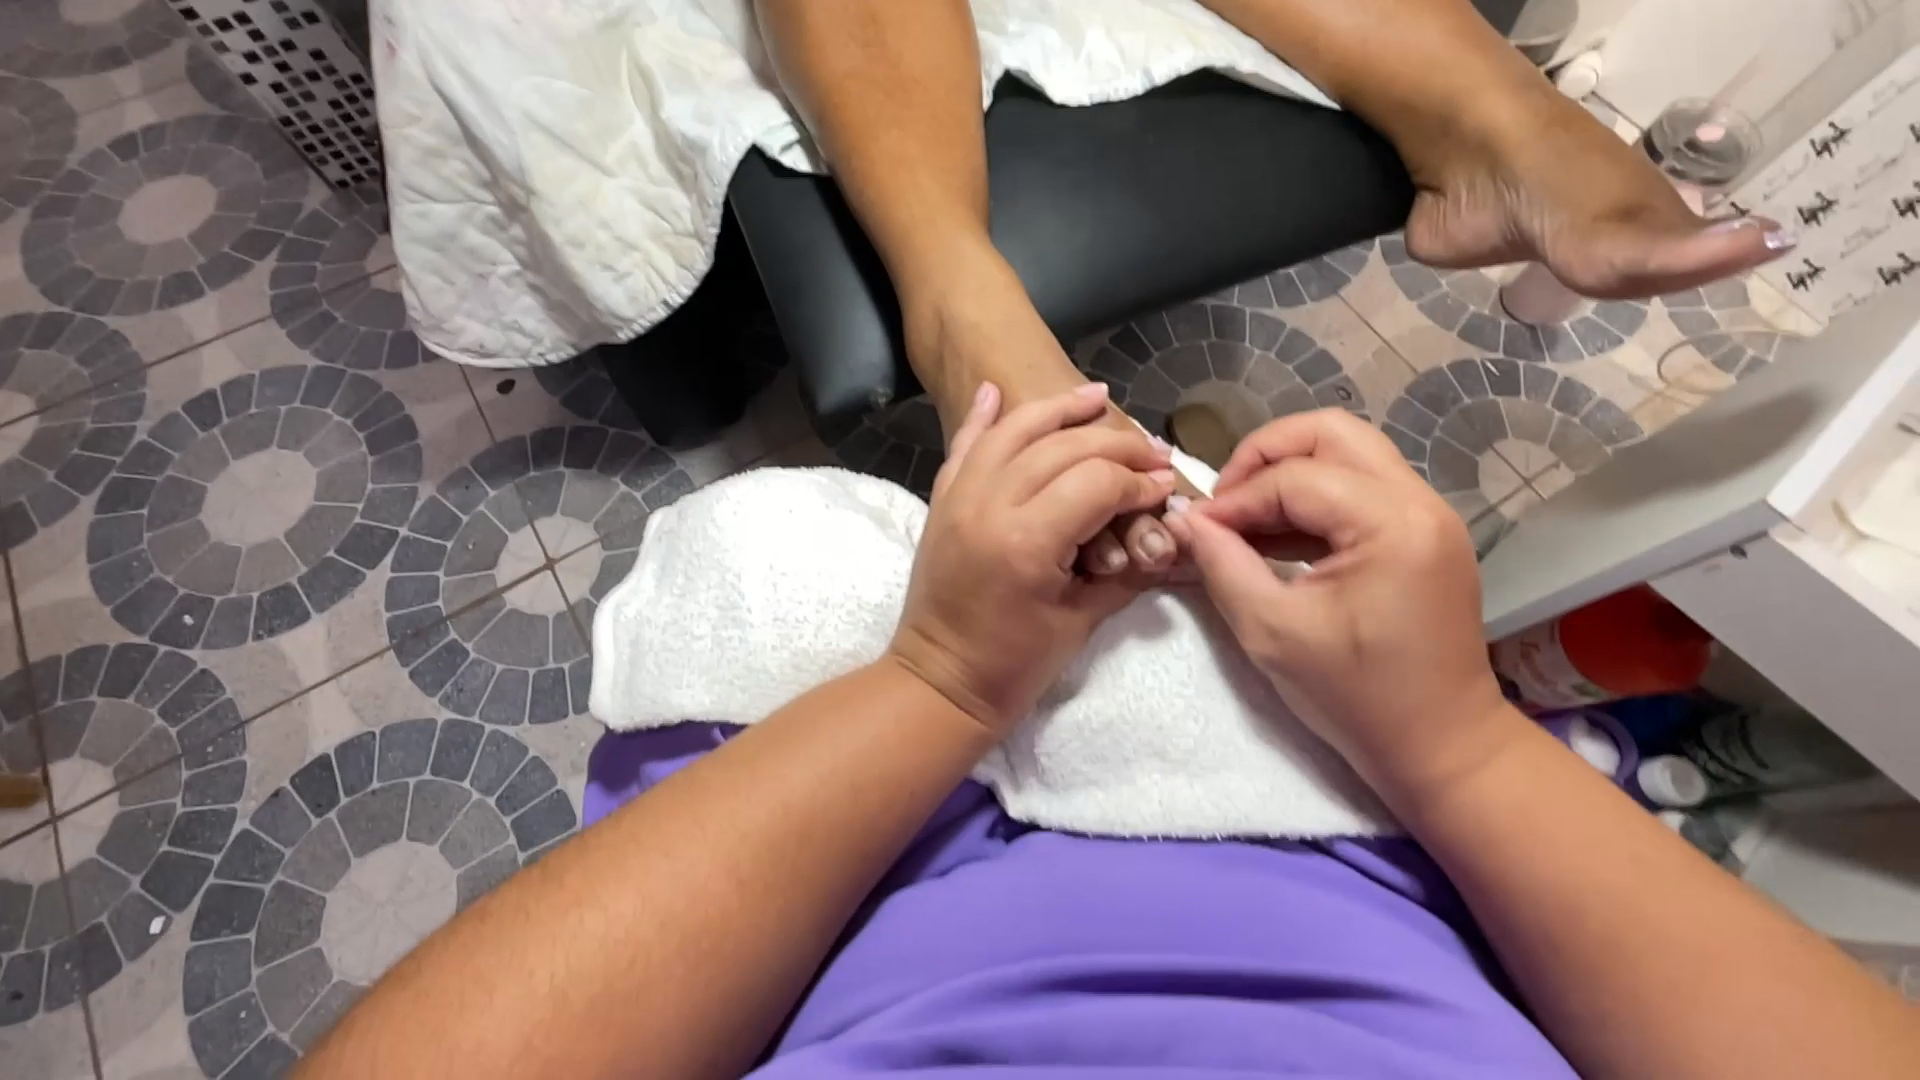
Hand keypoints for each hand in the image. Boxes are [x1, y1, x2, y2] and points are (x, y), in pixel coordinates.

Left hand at [888, 381, 1176, 734]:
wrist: (939, 681)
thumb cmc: (1014, 666)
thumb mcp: (1081, 620)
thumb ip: (1126, 569)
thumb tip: (1168, 532)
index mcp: (1027, 542)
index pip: (1097, 483)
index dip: (1139, 483)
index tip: (1165, 487)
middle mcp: (990, 506)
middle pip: (1062, 449)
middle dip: (1115, 446)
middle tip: (1150, 453)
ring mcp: (959, 499)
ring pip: (1012, 432)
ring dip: (1056, 410)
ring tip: (1096, 395)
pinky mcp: (941, 503)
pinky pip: (963, 448)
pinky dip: (981, 418)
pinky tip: (996, 389)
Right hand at [1162, 409, 1525, 806]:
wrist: (1440, 745)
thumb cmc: (1355, 696)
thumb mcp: (1271, 631)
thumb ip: (1222, 564)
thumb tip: (1185, 521)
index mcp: (1392, 524)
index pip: (1294, 479)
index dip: (1234, 499)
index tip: (1194, 529)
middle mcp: (1419, 501)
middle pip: (1330, 432)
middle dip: (1264, 456)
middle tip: (1225, 501)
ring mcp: (1428, 514)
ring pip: (1347, 452)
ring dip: (1287, 472)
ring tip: (1244, 518)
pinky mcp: (1422, 533)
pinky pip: (1359, 487)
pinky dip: (1312, 498)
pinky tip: (1275, 535)